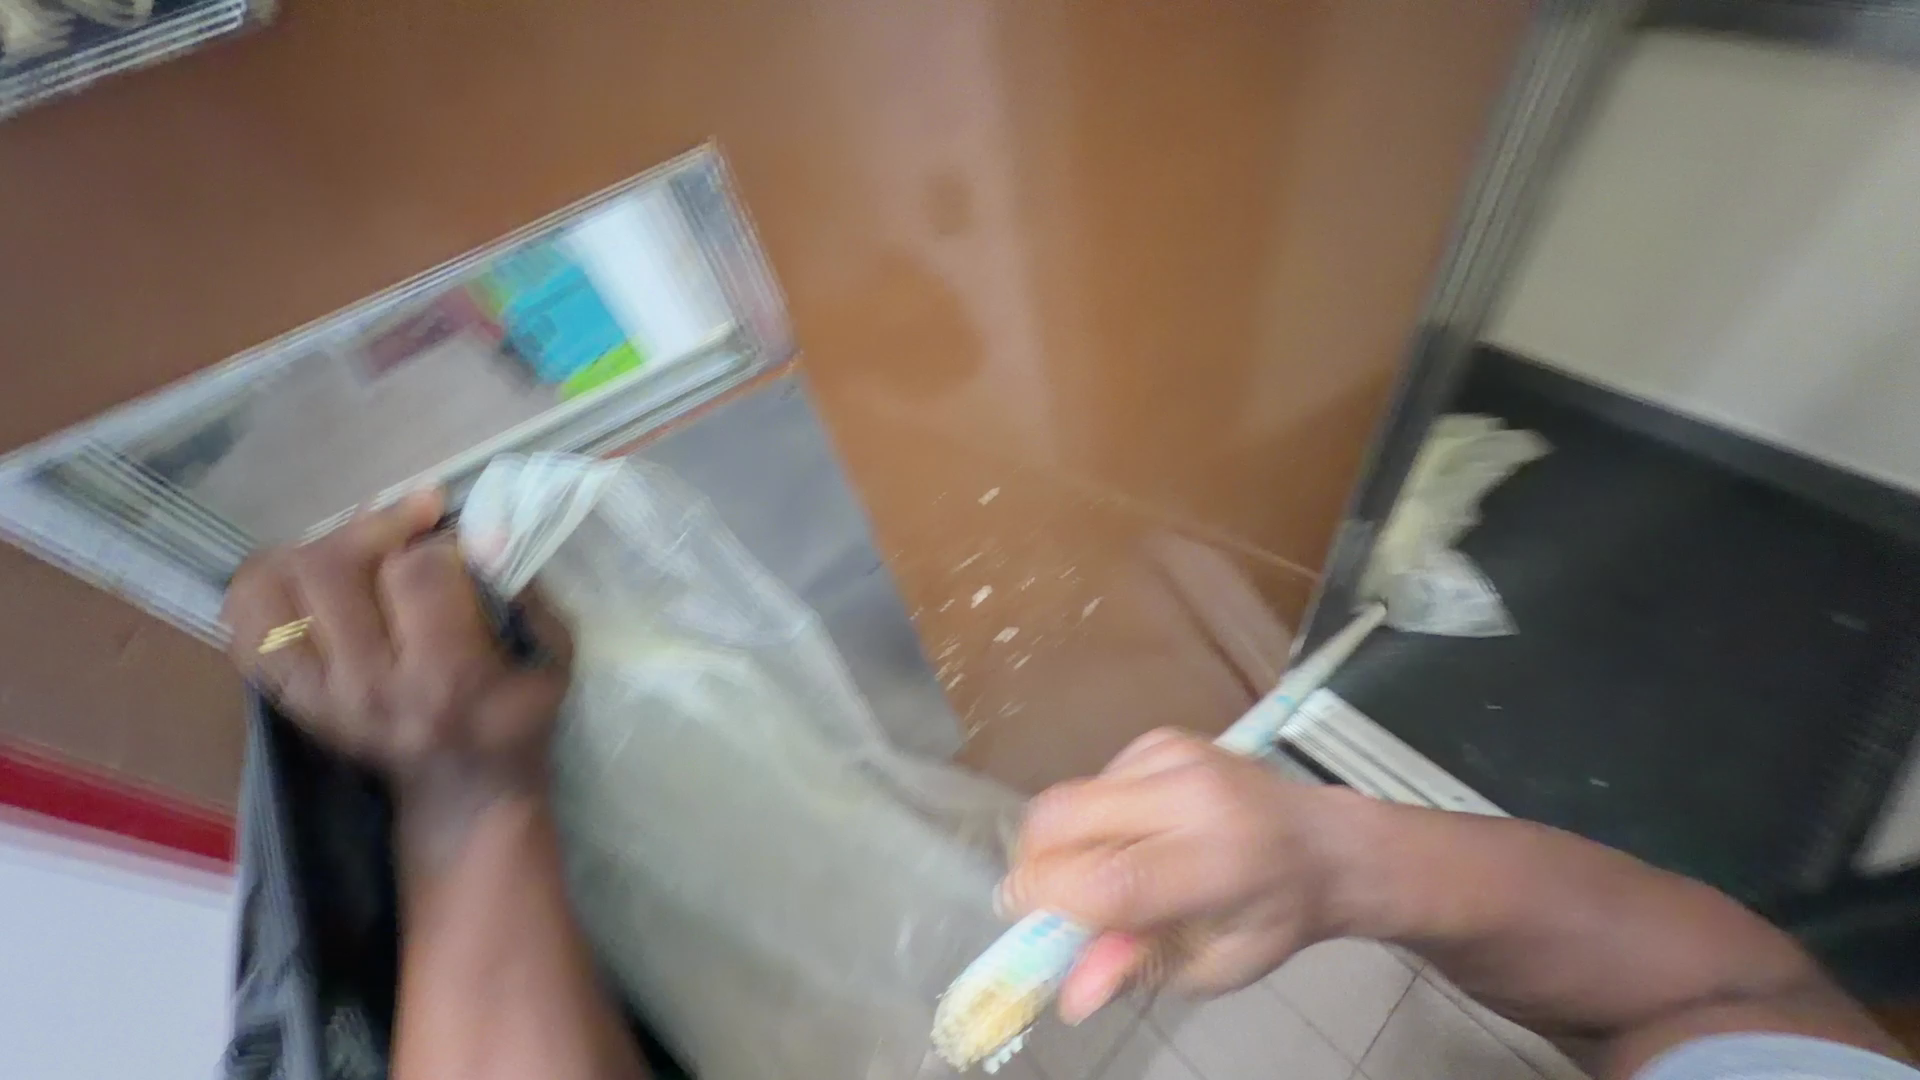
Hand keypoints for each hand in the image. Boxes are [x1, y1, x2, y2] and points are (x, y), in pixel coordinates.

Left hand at [222, 490, 572, 801]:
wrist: (461, 792)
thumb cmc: (519, 719)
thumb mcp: (553, 657)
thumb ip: (528, 594)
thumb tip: (489, 535)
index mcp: (445, 675)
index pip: (418, 573)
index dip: (442, 537)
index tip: (464, 537)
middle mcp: (366, 683)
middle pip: (331, 568)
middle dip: (377, 524)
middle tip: (415, 516)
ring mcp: (315, 691)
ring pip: (273, 585)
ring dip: (320, 546)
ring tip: (364, 542)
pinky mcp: (288, 697)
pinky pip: (245, 621)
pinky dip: (272, 583)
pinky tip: (317, 573)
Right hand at [998, 728, 1365, 1022]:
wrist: (1326, 840)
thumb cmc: (1275, 915)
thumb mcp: (1218, 964)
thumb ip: (1139, 967)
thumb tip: (1068, 990)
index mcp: (1220, 862)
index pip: (1112, 879)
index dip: (1050, 898)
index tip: (1017, 914)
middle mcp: (1193, 793)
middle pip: (1070, 814)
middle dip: (1034, 856)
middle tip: (1036, 893)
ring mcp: (1173, 754)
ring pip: (1074, 794)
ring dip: (1067, 838)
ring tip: (1105, 866)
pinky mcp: (1161, 737)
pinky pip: (1096, 780)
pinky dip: (1094, 815)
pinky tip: (1132, 832)